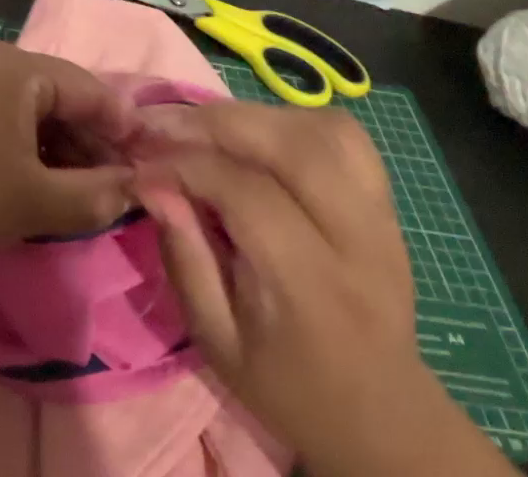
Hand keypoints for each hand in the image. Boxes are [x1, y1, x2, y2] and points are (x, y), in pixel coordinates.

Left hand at [0, 42, 135, 277]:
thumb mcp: (37, 203)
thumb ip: (97, 194)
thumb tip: (139, 189)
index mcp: (18, 67)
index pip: (93, 91)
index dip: (126, 132)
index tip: (151, 171)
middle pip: (61, 96)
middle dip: (91, 143)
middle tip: (116, 189)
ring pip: (31, 110)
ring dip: (60, 148)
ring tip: (79, 194)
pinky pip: (1, 117)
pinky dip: (25, 147)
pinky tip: (35, 183)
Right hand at [137, 103, 514, 476]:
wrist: (380, 412)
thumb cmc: (286, 385)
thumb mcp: (216, 340)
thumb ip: (185, 258)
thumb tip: (151, 184)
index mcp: (310, 284)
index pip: (246, 192)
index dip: (185, 165)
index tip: (139, 163)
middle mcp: (357, 239)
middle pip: (291, 145)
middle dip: (214, 123)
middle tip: (160, 124)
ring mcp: (382, 216)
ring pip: (323, 129)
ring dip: (254, 115)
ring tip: (204, 127)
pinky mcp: (388, 204)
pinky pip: (346, 137)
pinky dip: (293, 121)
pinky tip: (256, 134)